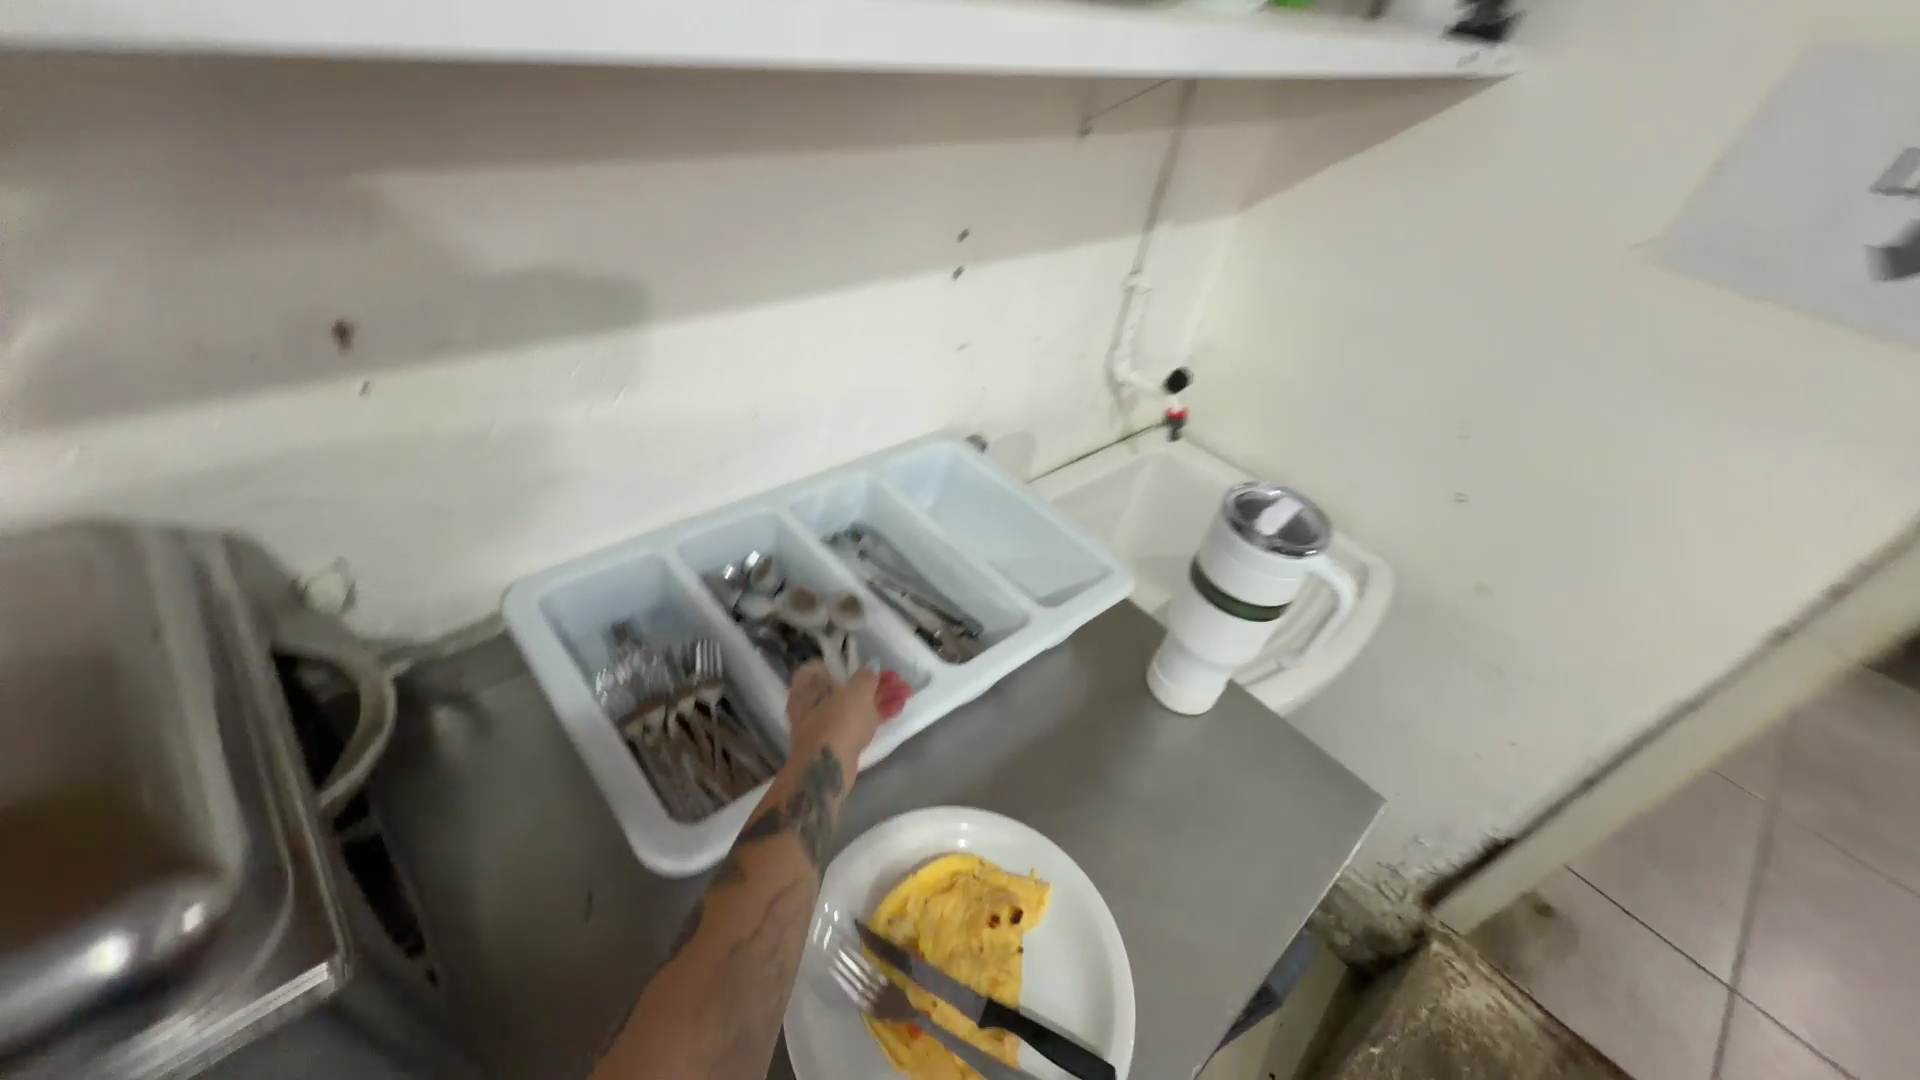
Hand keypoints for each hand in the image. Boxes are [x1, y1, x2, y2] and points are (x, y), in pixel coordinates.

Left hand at [785, 662, 911, 761]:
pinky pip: (859, 722)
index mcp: (807, 687)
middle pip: (846, 688)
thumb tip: (873, 666)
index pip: (821, 668)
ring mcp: (826, 726)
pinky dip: (877, 714)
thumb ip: (867, 676)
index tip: (867, 666)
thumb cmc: (839, 719)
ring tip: (906, 692)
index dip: (845, 665)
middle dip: (874, 683)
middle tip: (898, 680)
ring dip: (881, 698)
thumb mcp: (857, 691)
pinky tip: (898, 708)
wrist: (828, 767)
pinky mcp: (839, 743)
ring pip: (856, 706)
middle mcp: (812, 705)